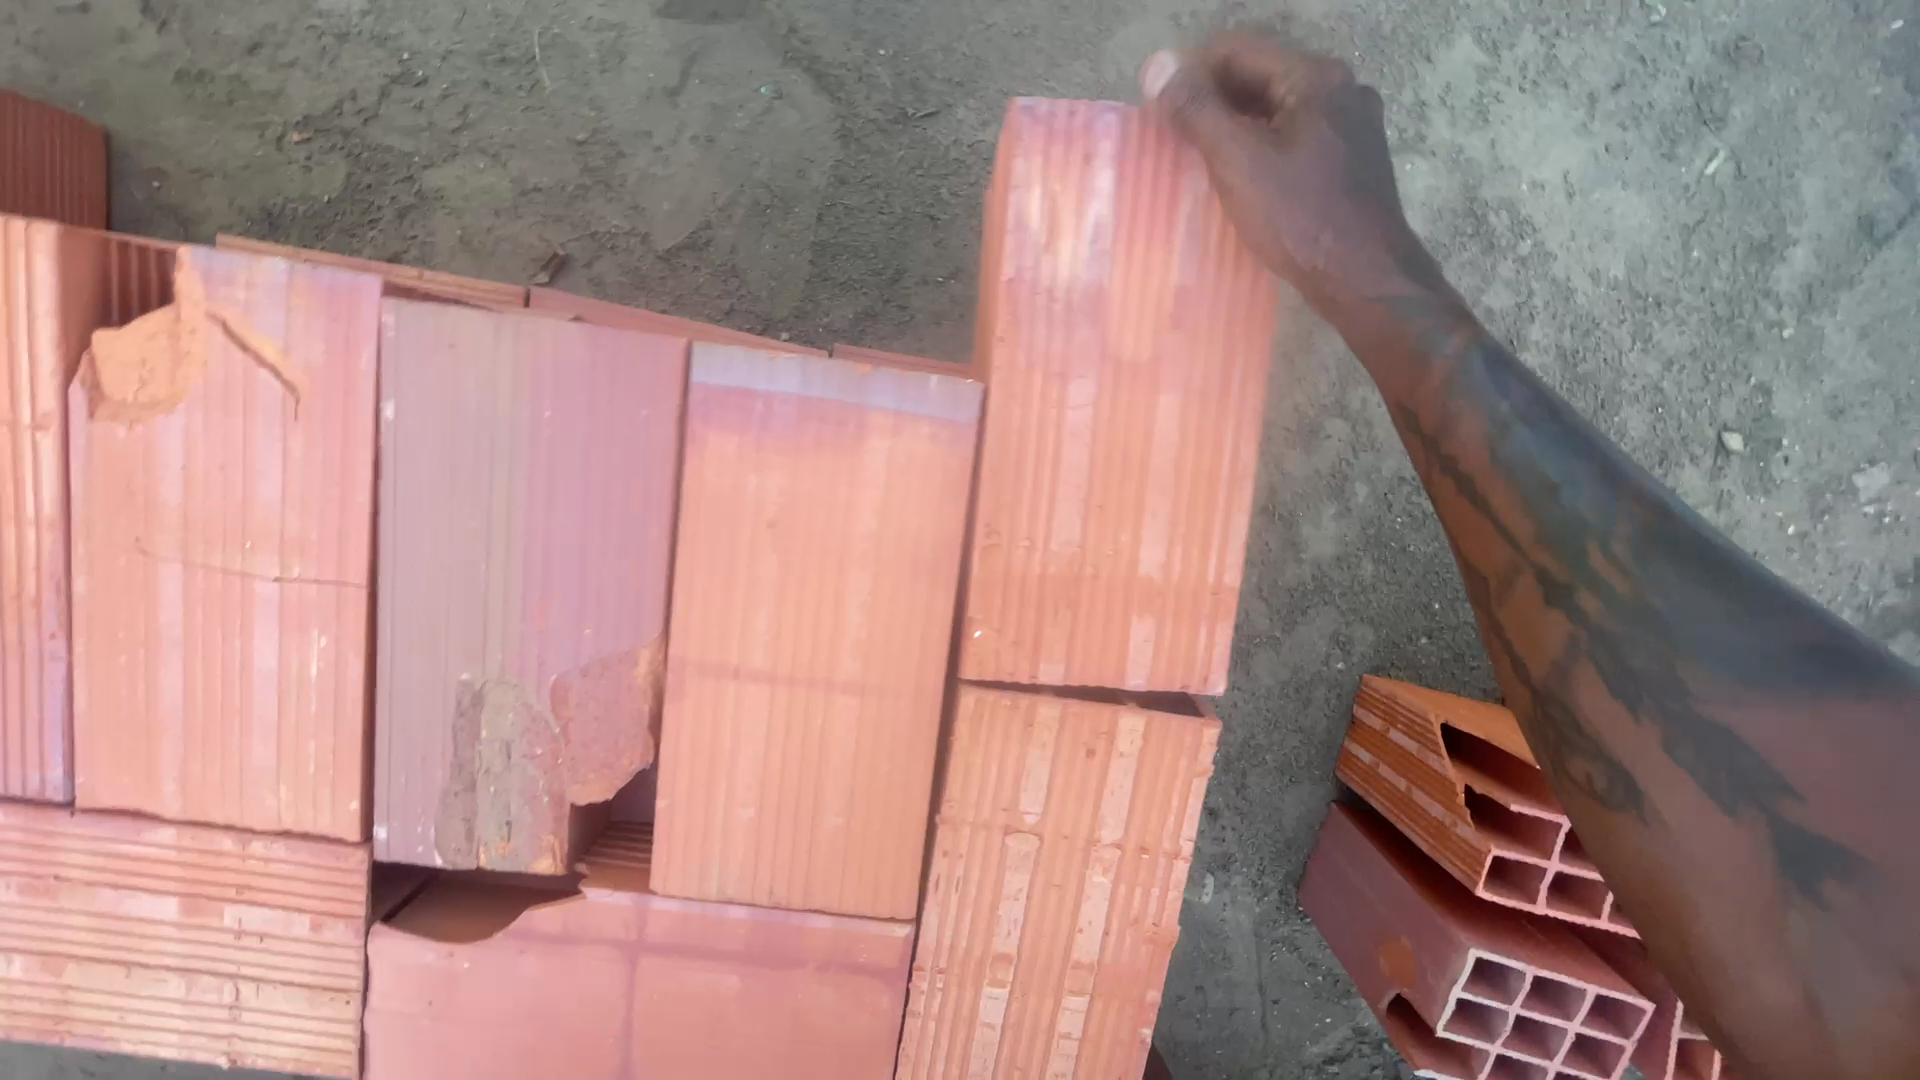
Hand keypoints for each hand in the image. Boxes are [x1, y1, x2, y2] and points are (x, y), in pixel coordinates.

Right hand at [1141, 33, 1444, 322]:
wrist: (1362, 276)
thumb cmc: (1299, 218)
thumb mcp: (1238, 162)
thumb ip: (1197, 111)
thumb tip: (1156, 67)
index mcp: (1314, 77)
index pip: (1237, 50)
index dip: (1189, 74)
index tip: (1157, 112)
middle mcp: (1339, 89)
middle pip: (1258, 77)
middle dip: (1210, 101)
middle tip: (1171, 138)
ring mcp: (1350, 126)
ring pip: (1275, 111)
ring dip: (1232, 127)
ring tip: (1196, 161)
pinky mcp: (1349, 162)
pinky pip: (1292, 139)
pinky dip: (1258, 149)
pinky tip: (1238, 180)